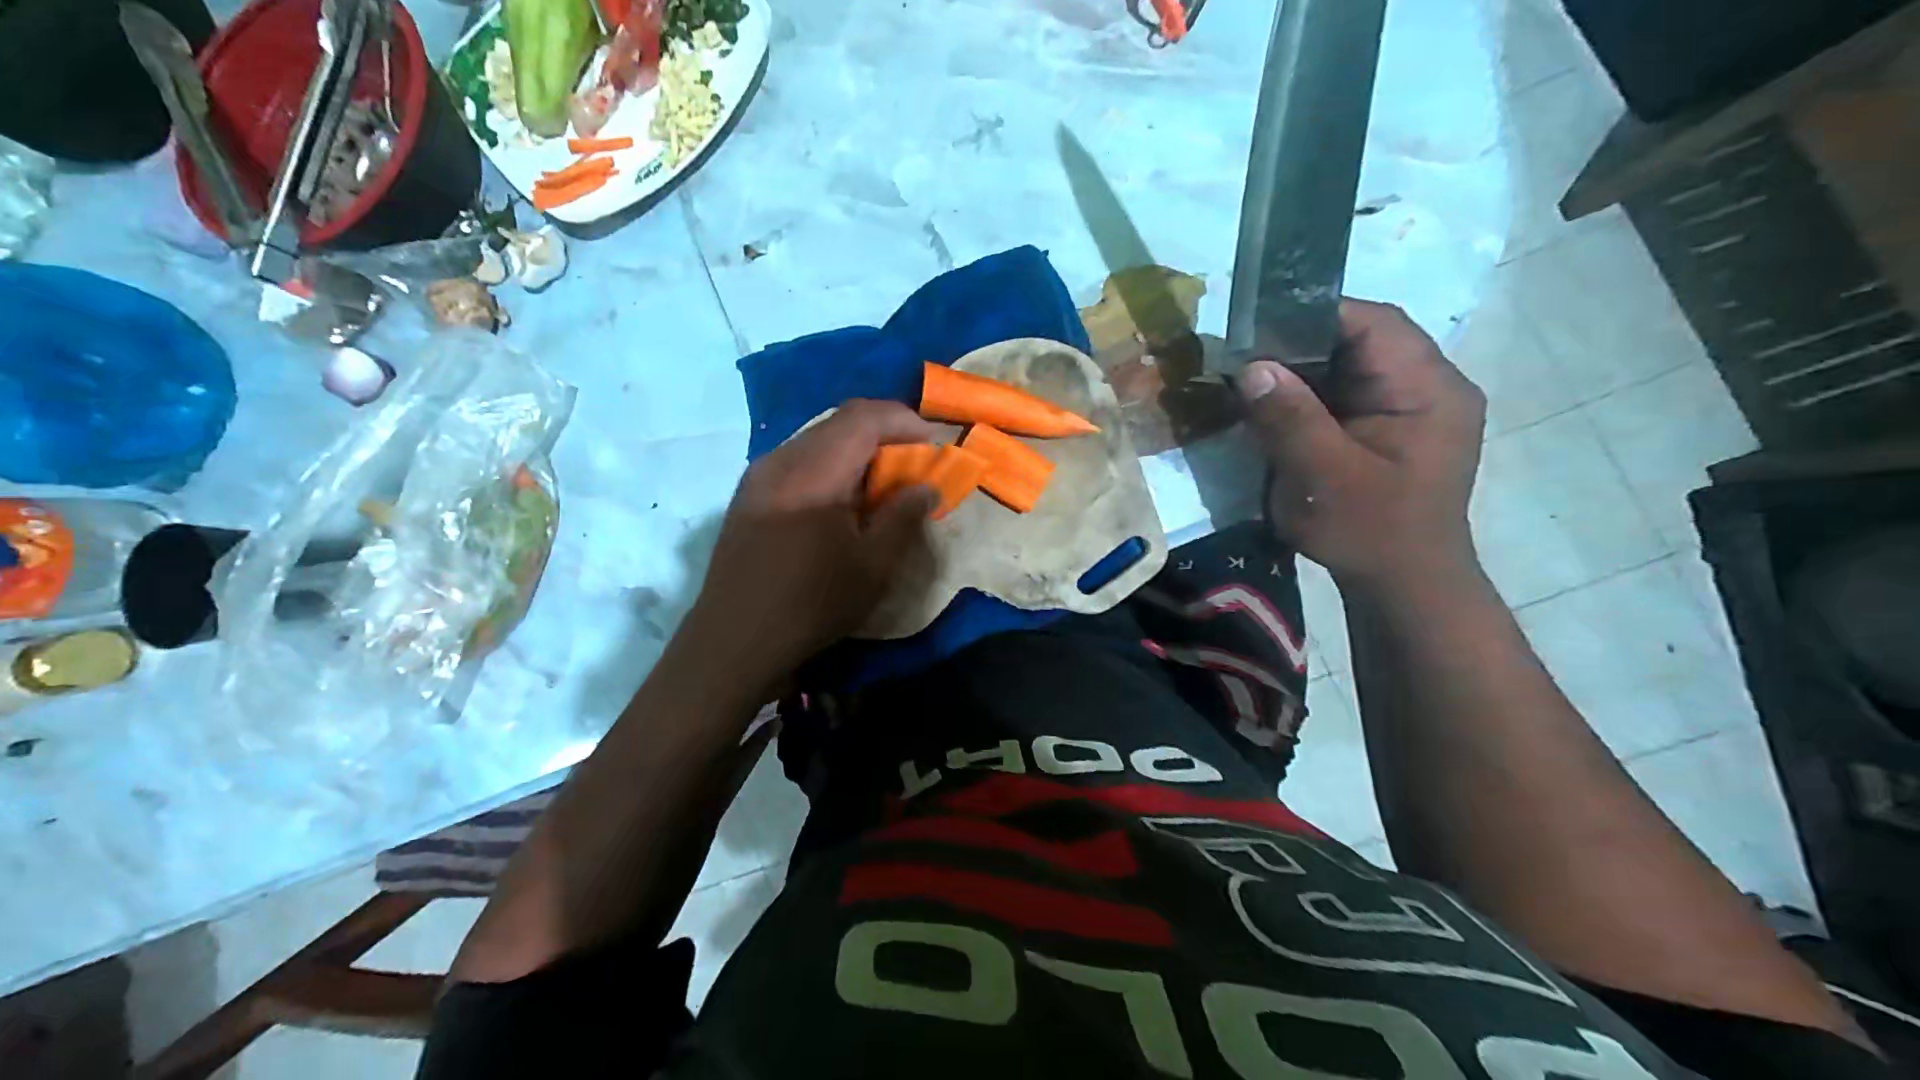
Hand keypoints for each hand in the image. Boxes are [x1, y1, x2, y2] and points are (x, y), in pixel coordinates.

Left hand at [678, 399, 937, 682]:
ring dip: (855, 453)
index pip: (863, 416)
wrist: (734, 641)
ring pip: (816, 441)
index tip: (933, 446)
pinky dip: (829, 468)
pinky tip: (840, 504)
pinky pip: (797, 462)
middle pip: (838, 423)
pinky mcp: (748, 496)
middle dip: (882, 436)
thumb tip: (926, 486)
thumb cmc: (811, 604)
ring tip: (880, 487)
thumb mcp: (873, 566)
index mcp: (813, 471)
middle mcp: (780, 460)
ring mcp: (758, 476)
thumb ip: (904, 517)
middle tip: (912, 467)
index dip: (903, 421)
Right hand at [1238, 299, 1486, 592]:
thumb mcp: (1324, 477)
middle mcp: (1427, 386)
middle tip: (1244, 360)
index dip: (1312, 315)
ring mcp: (1409, 407)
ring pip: (1348, 366)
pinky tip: (1275, 409)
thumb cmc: (1370, 533)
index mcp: (1428, 388)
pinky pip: (1344, 394)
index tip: (1255, 329)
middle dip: (1298, 346)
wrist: (1402, 586)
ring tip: (1252, 383)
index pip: (1373, 323)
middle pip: (1360, 340)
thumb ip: (1289, 418)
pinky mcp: (1387, 427)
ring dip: (1300, 372)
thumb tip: (1250, 367)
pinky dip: (1307, 396)